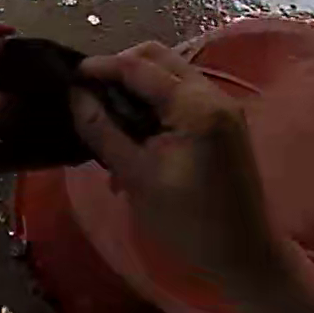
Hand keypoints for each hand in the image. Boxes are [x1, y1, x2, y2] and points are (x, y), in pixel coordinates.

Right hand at [69, 41, 291, 299]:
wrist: (246, 255)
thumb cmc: (188, 220)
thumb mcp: (135, 175)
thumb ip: (101, 129)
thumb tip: (74, 94)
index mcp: (196, 107)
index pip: (139, 67)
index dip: (100, 66)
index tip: (68, 76)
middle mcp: (213, 95)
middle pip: (157, 56)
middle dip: (118, 67)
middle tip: (89, 92)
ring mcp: (221, 106)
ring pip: (168, 70)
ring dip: (134, 81)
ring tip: (106, 110)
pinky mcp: (220, 120)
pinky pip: (178, 90)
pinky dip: (150, 96)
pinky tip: (131, 124)